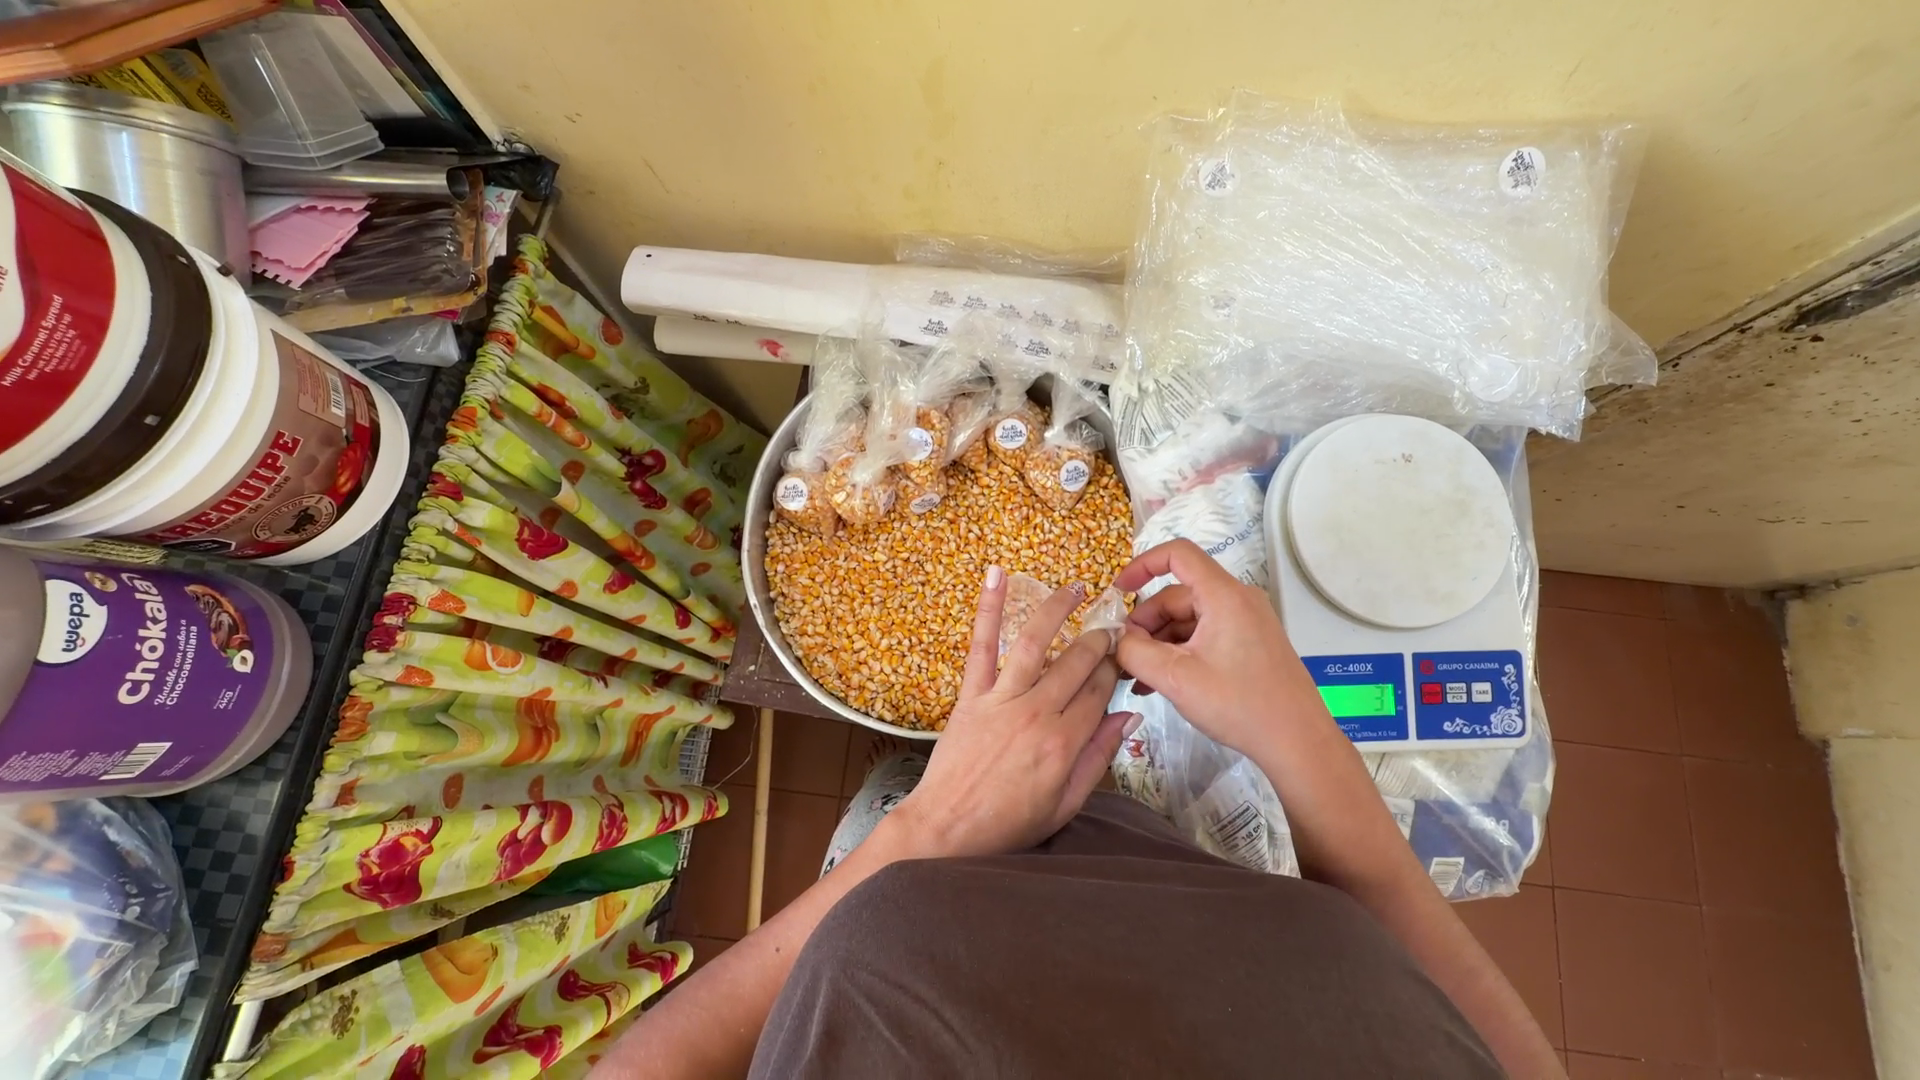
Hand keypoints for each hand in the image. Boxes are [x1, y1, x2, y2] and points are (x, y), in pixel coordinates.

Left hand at [886, 566, 1134, 858]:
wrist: (947, 829)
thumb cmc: (1008, 824)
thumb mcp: (1066, 804)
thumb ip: (1099, 757)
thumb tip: (1129, 717)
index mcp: (1064, 742)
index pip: (1100, 690)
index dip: (1114, 669)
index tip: (1123, 654)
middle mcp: (1036, 713)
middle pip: (1075, 663)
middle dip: (1097, 640)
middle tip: (1108, 626)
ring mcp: (1000, 699)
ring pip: (1034, 643)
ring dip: (1057, 610)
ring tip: (1075, 588)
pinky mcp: (970, 694)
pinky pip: (981, 646)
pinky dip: (988, 608)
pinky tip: (997, 576)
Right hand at [1113, 538, 1326, 757]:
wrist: (1298, 742)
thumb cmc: (1238, 704)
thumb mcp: (1175, 678)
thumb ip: (1135, 652)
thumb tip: (1117, 638)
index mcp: (1223, 596)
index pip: (1178, 554)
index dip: (1142, 564)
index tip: (1118, 592)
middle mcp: (1237, 600)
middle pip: (1177, 595)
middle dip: (1145, 623)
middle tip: (1125, 657)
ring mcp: (1245, 622)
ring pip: (1187, 619)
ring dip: (1159, 643)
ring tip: (1138, 678)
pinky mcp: (1249, 644)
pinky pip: (1203, 636)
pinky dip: (1179, 652)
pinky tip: (1160, 682)